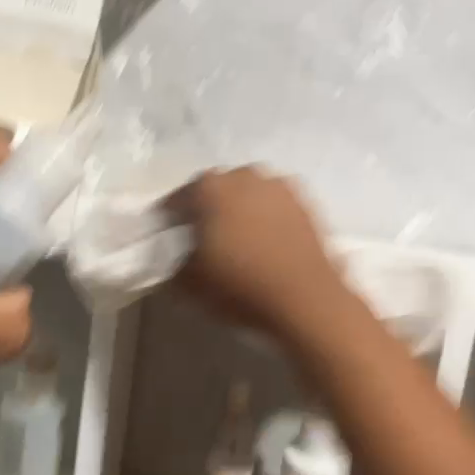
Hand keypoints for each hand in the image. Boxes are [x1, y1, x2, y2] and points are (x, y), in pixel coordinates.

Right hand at [171, 167, 354, 336]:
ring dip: (240, 210)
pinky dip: (267, 218)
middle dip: (208, 209)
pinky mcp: (307, 202)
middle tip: (203, 237)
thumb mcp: (190, 283)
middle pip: (217, 190)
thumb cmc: (241, 286)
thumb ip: (173, 263)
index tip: (167, 237)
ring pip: (249, 194)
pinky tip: (266, 241)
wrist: (307, 299)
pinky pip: (275, 206)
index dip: (170, 219)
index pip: (179, 198)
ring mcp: (280, 186)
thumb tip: (172, 257)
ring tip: (238, 239)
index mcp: (210, 187)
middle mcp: (245, 175)